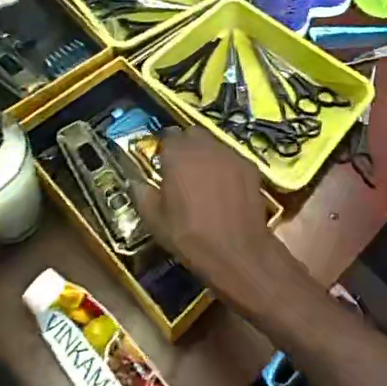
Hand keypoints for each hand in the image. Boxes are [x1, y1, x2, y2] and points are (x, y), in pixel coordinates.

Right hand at [135, 129, 285, 303]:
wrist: (237, 252)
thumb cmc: (189, 236)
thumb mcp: (155, 220)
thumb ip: (142, 194)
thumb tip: (136, 182)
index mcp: (178, 155)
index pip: (168, 135)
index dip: (164, 148)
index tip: (162, 163)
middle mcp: (204, 146)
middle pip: (192, 133)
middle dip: (186, 146)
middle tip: (182, 169)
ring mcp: (230, 154)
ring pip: (214, 143)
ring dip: (206, 154)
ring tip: (204, 178)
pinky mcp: (250, 166)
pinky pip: (232, 157)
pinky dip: (225, 166)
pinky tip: (225, 187)